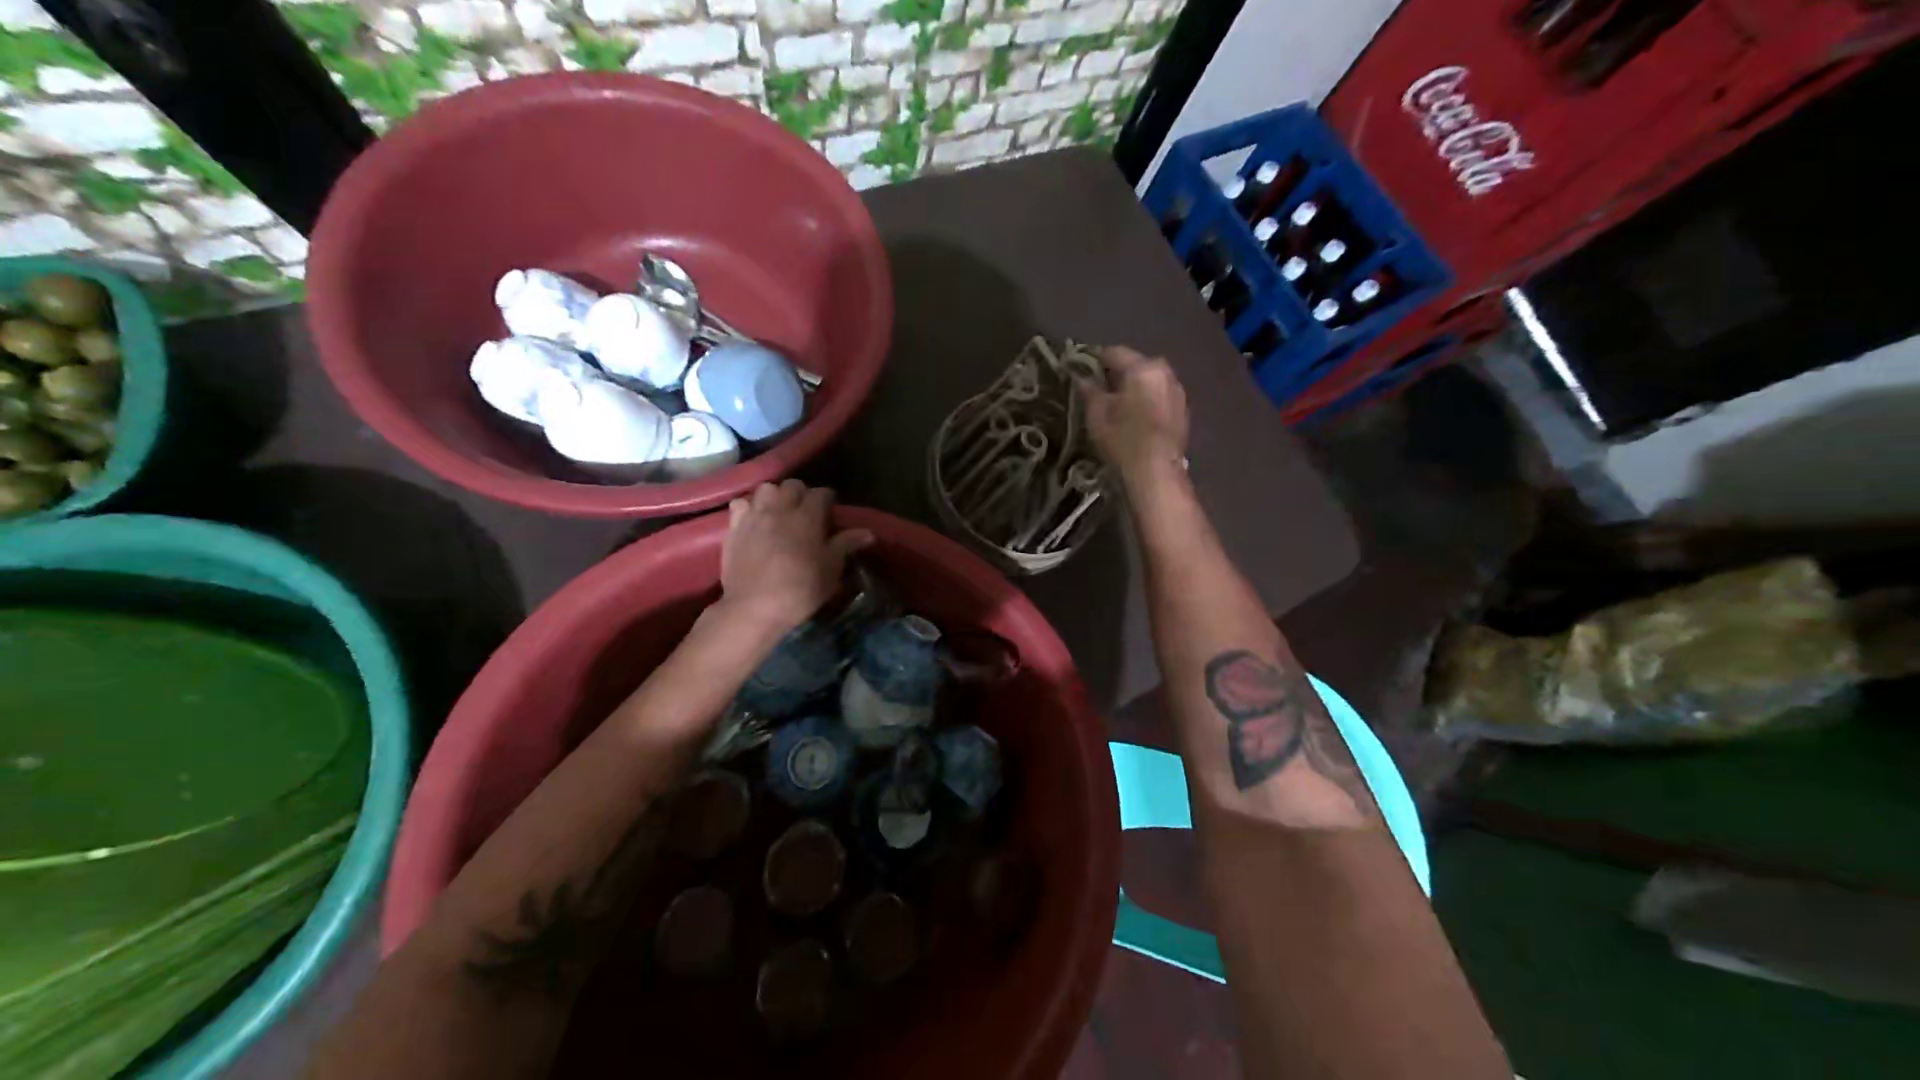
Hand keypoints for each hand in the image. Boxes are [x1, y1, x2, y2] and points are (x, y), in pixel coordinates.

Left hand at [721, 480, 872, 634]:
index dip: (828, 500)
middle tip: (805, 512)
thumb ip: (846, 545)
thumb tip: (867, 532)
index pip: (821, 493)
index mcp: (807, 517)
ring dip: (774, 496)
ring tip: (778, 512)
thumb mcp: (831, 570)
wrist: (754, 608)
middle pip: (792, 485)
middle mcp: (780, 509)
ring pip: (765, 488)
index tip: (831, 511)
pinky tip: (754, 520)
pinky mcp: (733, 527)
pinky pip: (740, 503)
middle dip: (801, 494)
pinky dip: (749, 507)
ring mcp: (754, 516)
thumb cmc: (800, 590)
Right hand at [1080, 346, 1188, 480]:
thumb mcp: (1097, 414)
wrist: (1156, 473)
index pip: (1114, 352)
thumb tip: (1081, 376)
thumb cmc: (1122, 440)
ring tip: (1117, 407)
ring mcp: (1178, 392)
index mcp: (1143, 367)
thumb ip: (1089, 389)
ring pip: (1149, 381)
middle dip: (1117, 375)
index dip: (1094, 361)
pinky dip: (1147, 401)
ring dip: (1134, 389)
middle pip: (1135, 365)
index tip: (1082, 373)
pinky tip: (1135, 419)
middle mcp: (1165, 373)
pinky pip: (1159, 397)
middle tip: (1099, 392)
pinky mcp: (1183, 411)